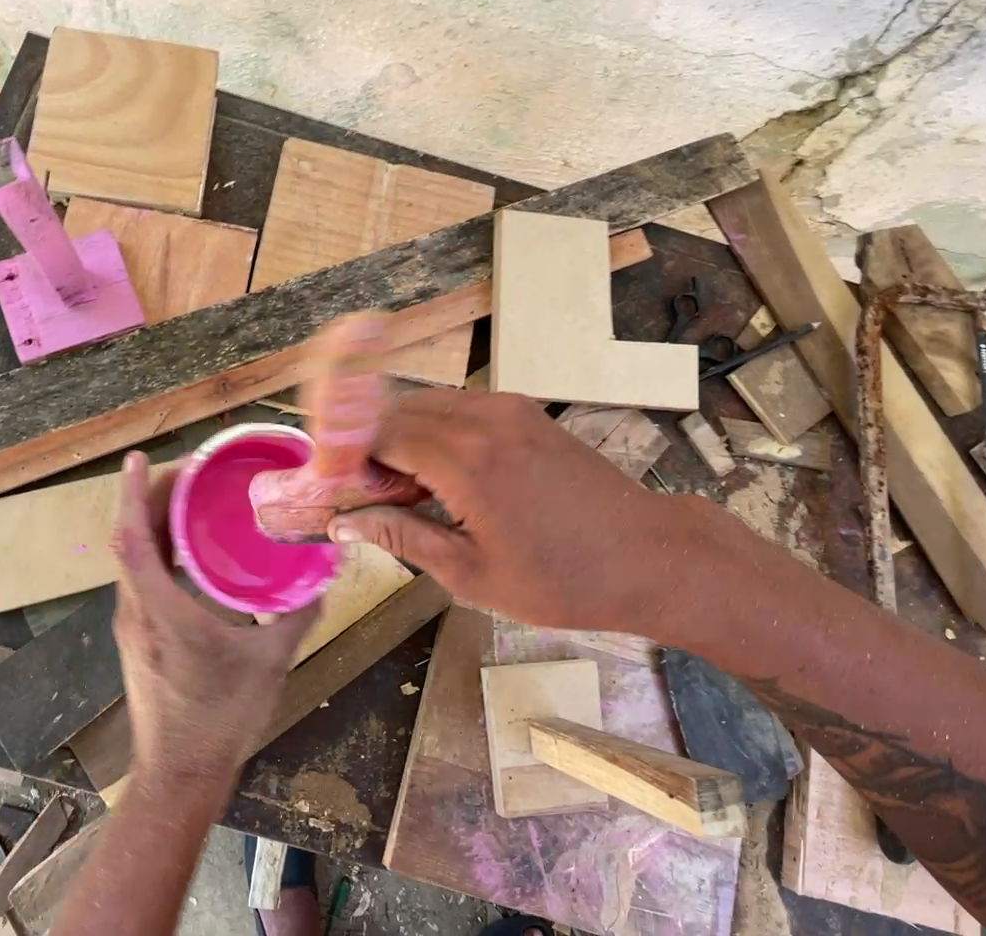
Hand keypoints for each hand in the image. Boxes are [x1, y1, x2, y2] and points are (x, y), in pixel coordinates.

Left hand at [110, 452, 320, 786]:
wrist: (179, 774)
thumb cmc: (220, 718)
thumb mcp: (269, 663)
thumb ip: (297, 616)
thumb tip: (323, 578)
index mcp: (160, 611)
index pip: (133, 539)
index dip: (131, 493)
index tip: (137, 457)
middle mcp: (136, 611)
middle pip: (129, 540)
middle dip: (149, 497)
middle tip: (187, 471)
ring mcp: (132, 625)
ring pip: (131, 559)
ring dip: (150, 523)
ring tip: (187, 499)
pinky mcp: (137, 637)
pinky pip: (139, 578)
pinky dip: (156, 550)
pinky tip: (187, 549)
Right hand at [326, 389, 749, 639]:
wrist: (651, 556)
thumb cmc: (561, 580)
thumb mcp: (470, 573)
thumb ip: (401, 537)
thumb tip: (343, 523)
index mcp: (465, 459)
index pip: (378, 433)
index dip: (346, 457)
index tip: (334, 490)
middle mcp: (482, 416)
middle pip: (397, 411)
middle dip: (370, 446)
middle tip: (365, 496)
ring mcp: (508, 407)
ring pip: (427, 405)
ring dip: (402, 438)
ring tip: (403, 491)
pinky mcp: (526, 411)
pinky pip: (459, 409)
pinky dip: (435, 432)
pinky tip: (441, 476)